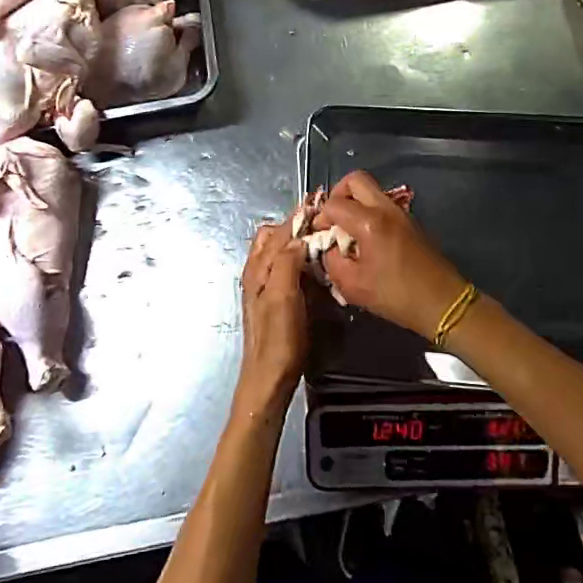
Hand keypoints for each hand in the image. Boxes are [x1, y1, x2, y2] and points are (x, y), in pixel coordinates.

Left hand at [234, 222, 306, 414]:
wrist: (269, 378)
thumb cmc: (277, 339)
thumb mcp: (282, 297)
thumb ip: (286, 263)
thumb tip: (298, 238)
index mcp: (257, 268)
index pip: (278, 231)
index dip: (298, 217)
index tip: (320, 204)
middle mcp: (258, 273)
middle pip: (275, 237)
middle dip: (297, 227)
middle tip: (325, 224)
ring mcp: (266, 287)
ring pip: (281, 253)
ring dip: (300, 244)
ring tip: (324, 241)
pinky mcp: (277, 301)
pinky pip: (288, 270)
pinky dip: (301, 262)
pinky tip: (317, 268)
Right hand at [317, 171, 468, 339]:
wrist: (443, 303)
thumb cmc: (396, 296)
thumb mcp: (352, 285)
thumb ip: (332, 261)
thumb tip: (329, 249)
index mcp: (369, 222)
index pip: (334, 203)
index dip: (320, 217)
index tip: (320, 236)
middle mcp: (385, 209)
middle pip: (355, 180)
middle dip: (337, 195)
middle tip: (333, 220)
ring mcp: (401, 213)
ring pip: (371, 190)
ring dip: (354, 204)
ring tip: (349, 232)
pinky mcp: (410, 222)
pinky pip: (382, 205)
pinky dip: (368, 213)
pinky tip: (367, 241)